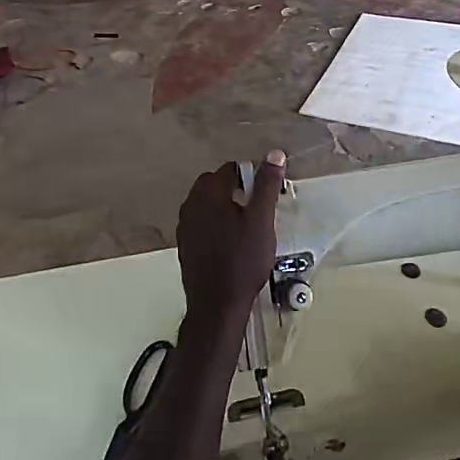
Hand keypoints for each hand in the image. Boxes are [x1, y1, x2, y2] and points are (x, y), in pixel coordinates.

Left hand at [177, 150, 284, 325]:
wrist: (217, 304)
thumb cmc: (242, 260)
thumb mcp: (261, 219)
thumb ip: (267, 185)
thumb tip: (274, 154)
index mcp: (208, 193)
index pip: (231, 169)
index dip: (252, 178)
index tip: (267, 196)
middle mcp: (191, 204)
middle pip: (217, 184)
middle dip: (238, 190)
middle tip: (258, 211)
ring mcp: (185, 225)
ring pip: (208, 204)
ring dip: (226, 207)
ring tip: (248, 227)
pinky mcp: (185, 244)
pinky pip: (202, 222)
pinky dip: (216, 224)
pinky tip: (232, 243)